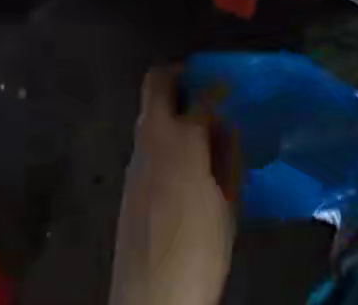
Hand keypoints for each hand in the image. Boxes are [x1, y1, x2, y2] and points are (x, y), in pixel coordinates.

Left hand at [108, 68, 237, 304]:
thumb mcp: (228, 205)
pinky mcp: (128, 182)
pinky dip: (163, 135)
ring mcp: (135, 159)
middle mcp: (152, 139)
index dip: (218, 86)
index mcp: (182, 139)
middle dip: (178, 74)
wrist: (152, 301)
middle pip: (156, 83)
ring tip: (198, 125)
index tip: (230, 86)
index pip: (202, 96)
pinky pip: (146, 141)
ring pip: (148, 112)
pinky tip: (183, 160)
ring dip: (169, 106)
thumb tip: (228, 127)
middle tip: (201, 81)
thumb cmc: (199, 250)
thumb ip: (228, 158)